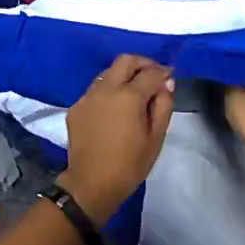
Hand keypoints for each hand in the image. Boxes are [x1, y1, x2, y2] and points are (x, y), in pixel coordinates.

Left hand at [61, 55, 174, 223]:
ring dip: (123, 76)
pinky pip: (95, 90)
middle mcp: (105, 89)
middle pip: (124, 60)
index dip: (163, 72)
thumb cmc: (130, 164)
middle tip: (153, 75)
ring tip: (134, 93)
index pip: (150, 72)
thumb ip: (163, 105)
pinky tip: (114, 109)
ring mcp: (87, 97)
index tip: (169, 77)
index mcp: (128, 96)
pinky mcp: (75, 107)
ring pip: (107, 73)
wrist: (92, 183)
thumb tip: (166, 83)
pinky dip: (108, 92)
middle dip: (142, 63)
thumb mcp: (156, 137)